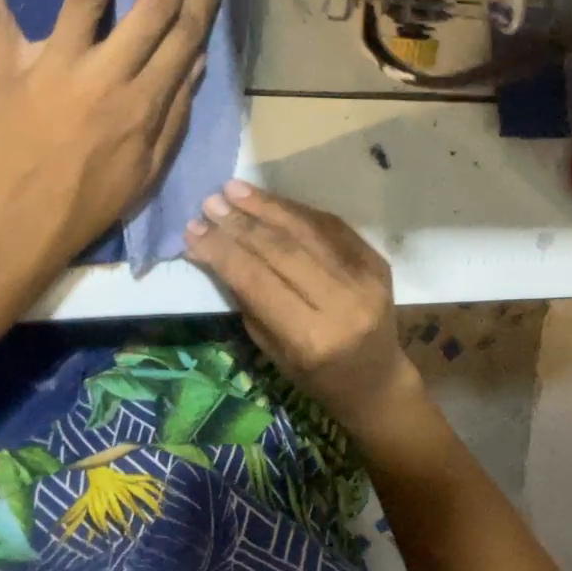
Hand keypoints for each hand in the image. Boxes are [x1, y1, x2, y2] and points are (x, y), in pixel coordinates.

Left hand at [0, 0, 228, 271]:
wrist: (16, 228)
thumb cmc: (88, 205)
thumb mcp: (147, 172)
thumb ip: (174, 114)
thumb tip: (197, 58)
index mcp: (142, 103)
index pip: (183, 36)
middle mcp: (104, 75)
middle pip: (148, 9)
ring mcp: (52, 66)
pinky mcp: (6, 68)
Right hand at [185, 181, 423, 429]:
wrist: (377, 380)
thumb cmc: (314, 374)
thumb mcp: (270, 348)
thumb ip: (245, 297)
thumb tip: (209, 248)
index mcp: (311, 338)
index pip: (258, 282)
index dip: (223, 251)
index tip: (193, 230)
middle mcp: (343, 304)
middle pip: (283, 251)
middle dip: (241, 223)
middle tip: (210, 203)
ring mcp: (366, 279)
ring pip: (308, 231)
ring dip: (266, 206)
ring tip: (233, 190)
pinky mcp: (378, 260)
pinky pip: (331, 226)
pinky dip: (295, 210)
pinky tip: (268, 200)